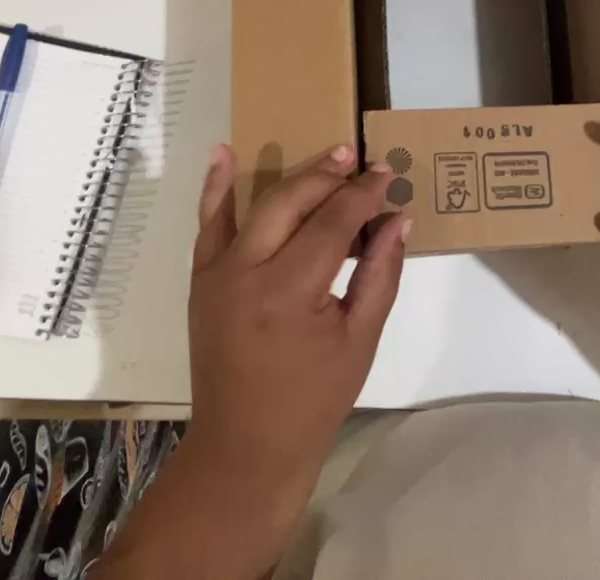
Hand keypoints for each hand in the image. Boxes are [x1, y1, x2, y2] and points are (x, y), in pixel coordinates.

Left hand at [186, 144, 408, 491]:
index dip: (363, 195)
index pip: (332, 224)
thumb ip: (380, 274)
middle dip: (329, 176)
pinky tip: (224, 152)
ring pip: (254, 205)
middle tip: (359, 157)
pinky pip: (208, 225)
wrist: (245, 447)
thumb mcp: (360, 339)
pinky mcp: (200, 281)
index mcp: (289, 292)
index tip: (387, 173)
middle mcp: (245, 272)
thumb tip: (399, 220)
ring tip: (327, 155)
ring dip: (291, 176)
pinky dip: (216, 188)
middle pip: (291, 203)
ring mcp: (215, 274)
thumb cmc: (313, 400)